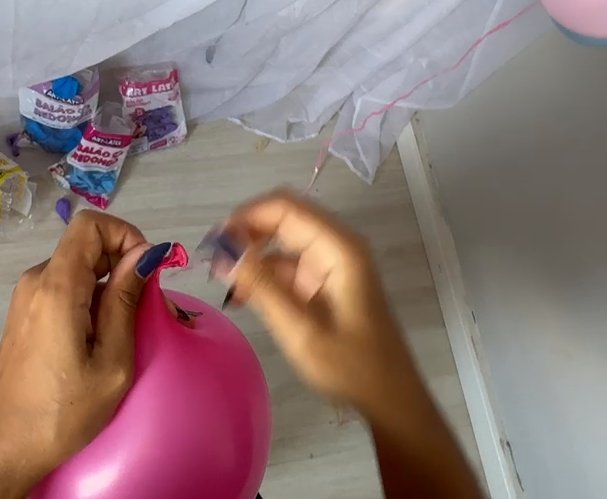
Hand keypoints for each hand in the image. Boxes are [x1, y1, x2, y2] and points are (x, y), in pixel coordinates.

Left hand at [0, 211, 170, 498]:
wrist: (2, 450)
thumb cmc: (61, 413)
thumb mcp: (111, 363)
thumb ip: (127, 301)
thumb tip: (145, 253)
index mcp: (57, 286)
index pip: (90, 224)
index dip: (124, 233)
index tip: (146, 268)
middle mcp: (37, 280)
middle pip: (85, 242)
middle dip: (122, 260)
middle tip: (144, 301)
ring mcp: (26, 296)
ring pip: (77, 264)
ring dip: (107, 280)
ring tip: (124, 325)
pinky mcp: (24, 313)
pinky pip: (64, 285)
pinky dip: (89, 294)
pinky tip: (99, 335)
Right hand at [223, 189, 485, 498]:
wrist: (391, 399)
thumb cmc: (351, 367)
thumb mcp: (300, 330)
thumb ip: (262, 286)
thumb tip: (223, 250)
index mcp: (339, 247)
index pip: (285, 208)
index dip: (247, 215)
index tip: (216, 240)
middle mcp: (337, 243)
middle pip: (284, 216)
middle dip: (247, 231)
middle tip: (215, 257)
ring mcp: (333, 260)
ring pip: (284, 238)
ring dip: (254, 252)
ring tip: (224, 278)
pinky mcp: (327, 278)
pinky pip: (290, 261)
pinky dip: (265, 272)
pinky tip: (245, 295)